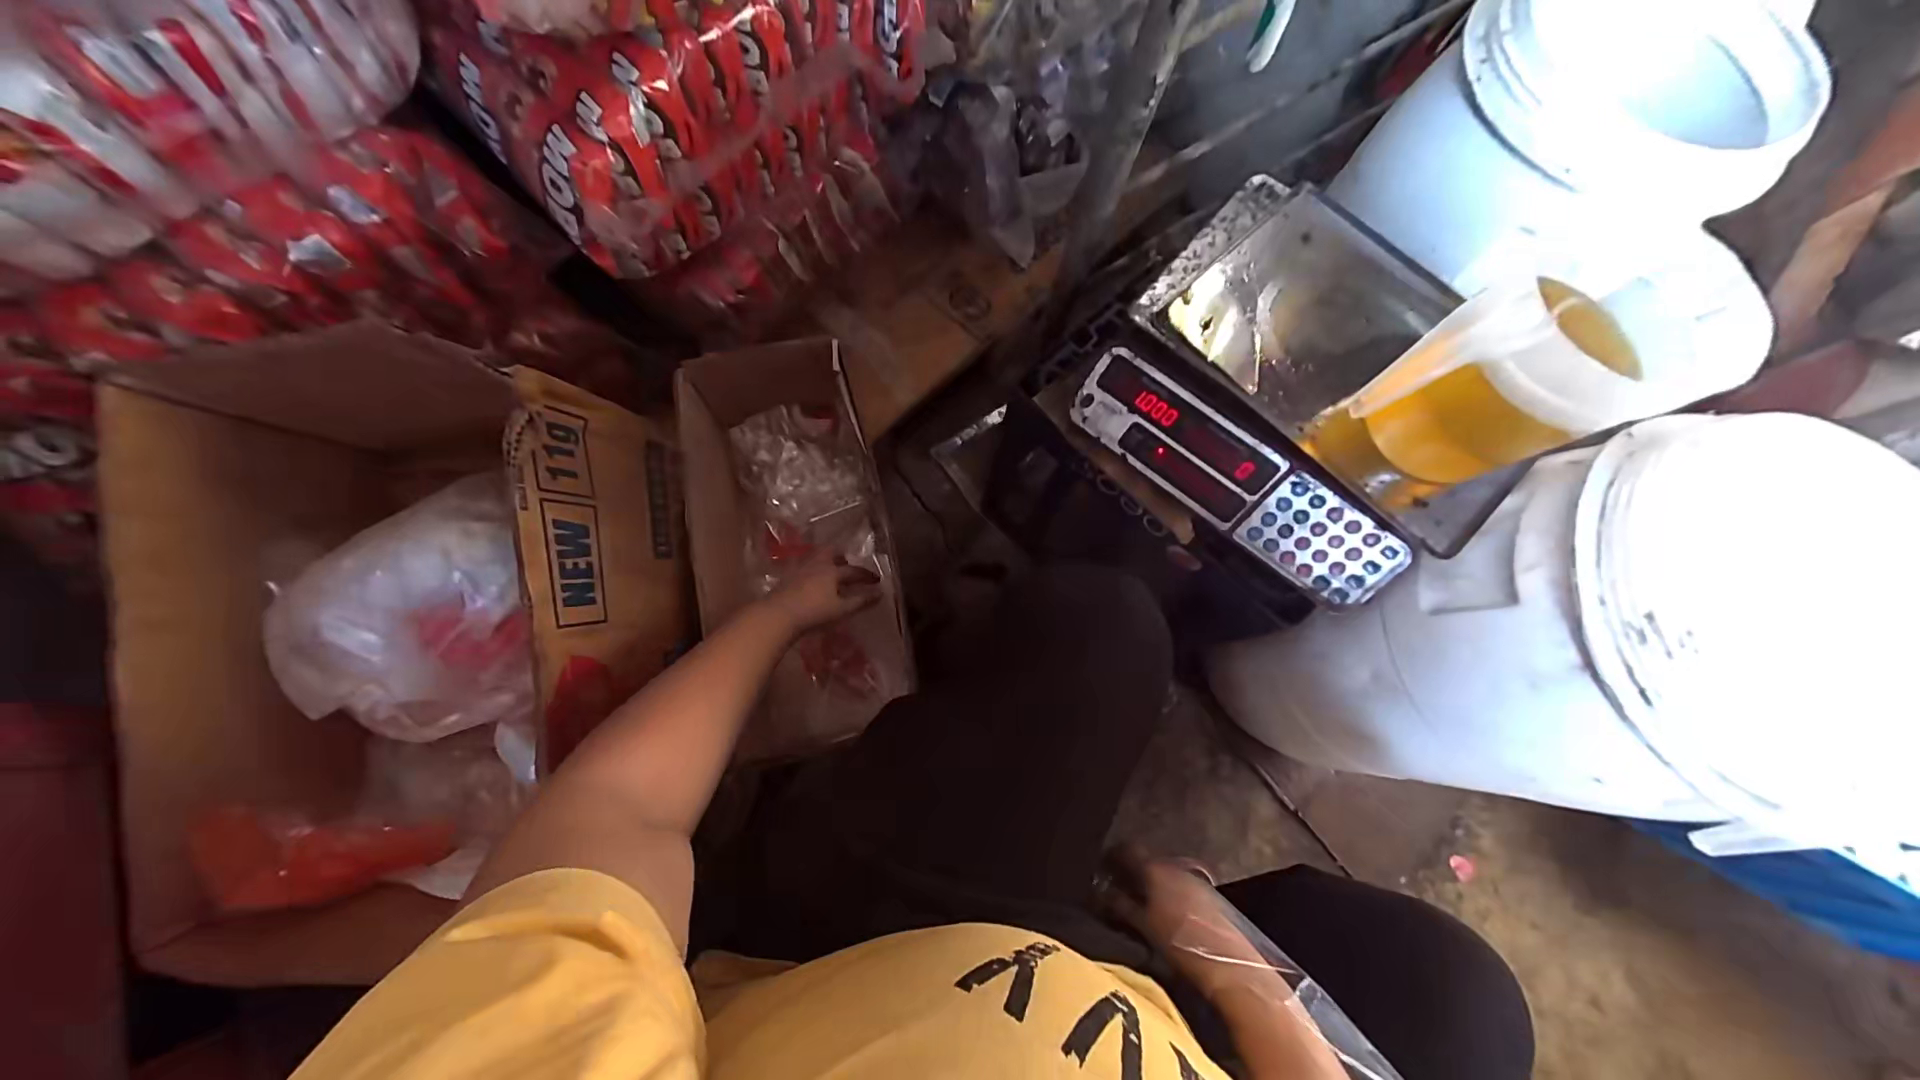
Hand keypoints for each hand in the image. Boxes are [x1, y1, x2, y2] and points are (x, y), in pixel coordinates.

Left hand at [761, 552, 882, 636]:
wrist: (777, 615)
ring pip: (815, 558)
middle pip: (830, 552)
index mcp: (832, 571)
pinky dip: (812, 570)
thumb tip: (880, 593)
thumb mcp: (841, 610)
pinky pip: (803, 567)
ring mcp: (799, 569)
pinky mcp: (786, 577)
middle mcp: (816, 564)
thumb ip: (861, 601)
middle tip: (847, 563)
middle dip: (841, 556)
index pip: (854, 570)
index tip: (877, 580)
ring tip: (829, 571)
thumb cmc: (813, 612)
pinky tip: (811, 581)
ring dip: (825, 561)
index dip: (866, 575)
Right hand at [1100, 845, 1234, 953]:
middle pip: (1146, 860)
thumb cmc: (1179, 943)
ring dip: (1149, 881)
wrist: (1230, 965)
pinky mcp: (1208, 895)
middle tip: (1116, 886)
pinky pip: (1179, 884)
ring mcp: (1194, 879)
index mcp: (1156, 869)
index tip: (1102, 866)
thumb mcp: (1143, 925)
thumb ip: (1119, 905)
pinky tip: (1163, 910)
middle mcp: (1175, 866)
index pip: (1128, 849)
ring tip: (1138, 900)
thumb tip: (1101, 891)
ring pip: (1163, 872)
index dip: (1112, 855)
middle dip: (1131, 870)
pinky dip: (1166, 891)